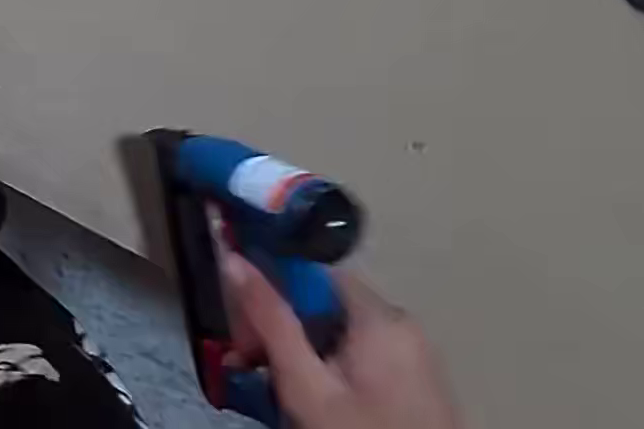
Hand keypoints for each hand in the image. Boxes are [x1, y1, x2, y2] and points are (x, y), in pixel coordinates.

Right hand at [222, 254, 460, 428]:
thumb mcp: (303, 382)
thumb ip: (269, 316)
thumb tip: (231, 255)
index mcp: (383, 318)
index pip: (309, 269)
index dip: (269, 281)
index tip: (241, 311)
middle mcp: (402, 328)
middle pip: (317, 300)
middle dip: (276, 321)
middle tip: (247, 352)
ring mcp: (412, 358)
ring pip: (331, 327)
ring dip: (293, 344)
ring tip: (267, 373)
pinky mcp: (412, 384)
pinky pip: (352, 351)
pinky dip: (321, 362)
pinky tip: (302, 389)